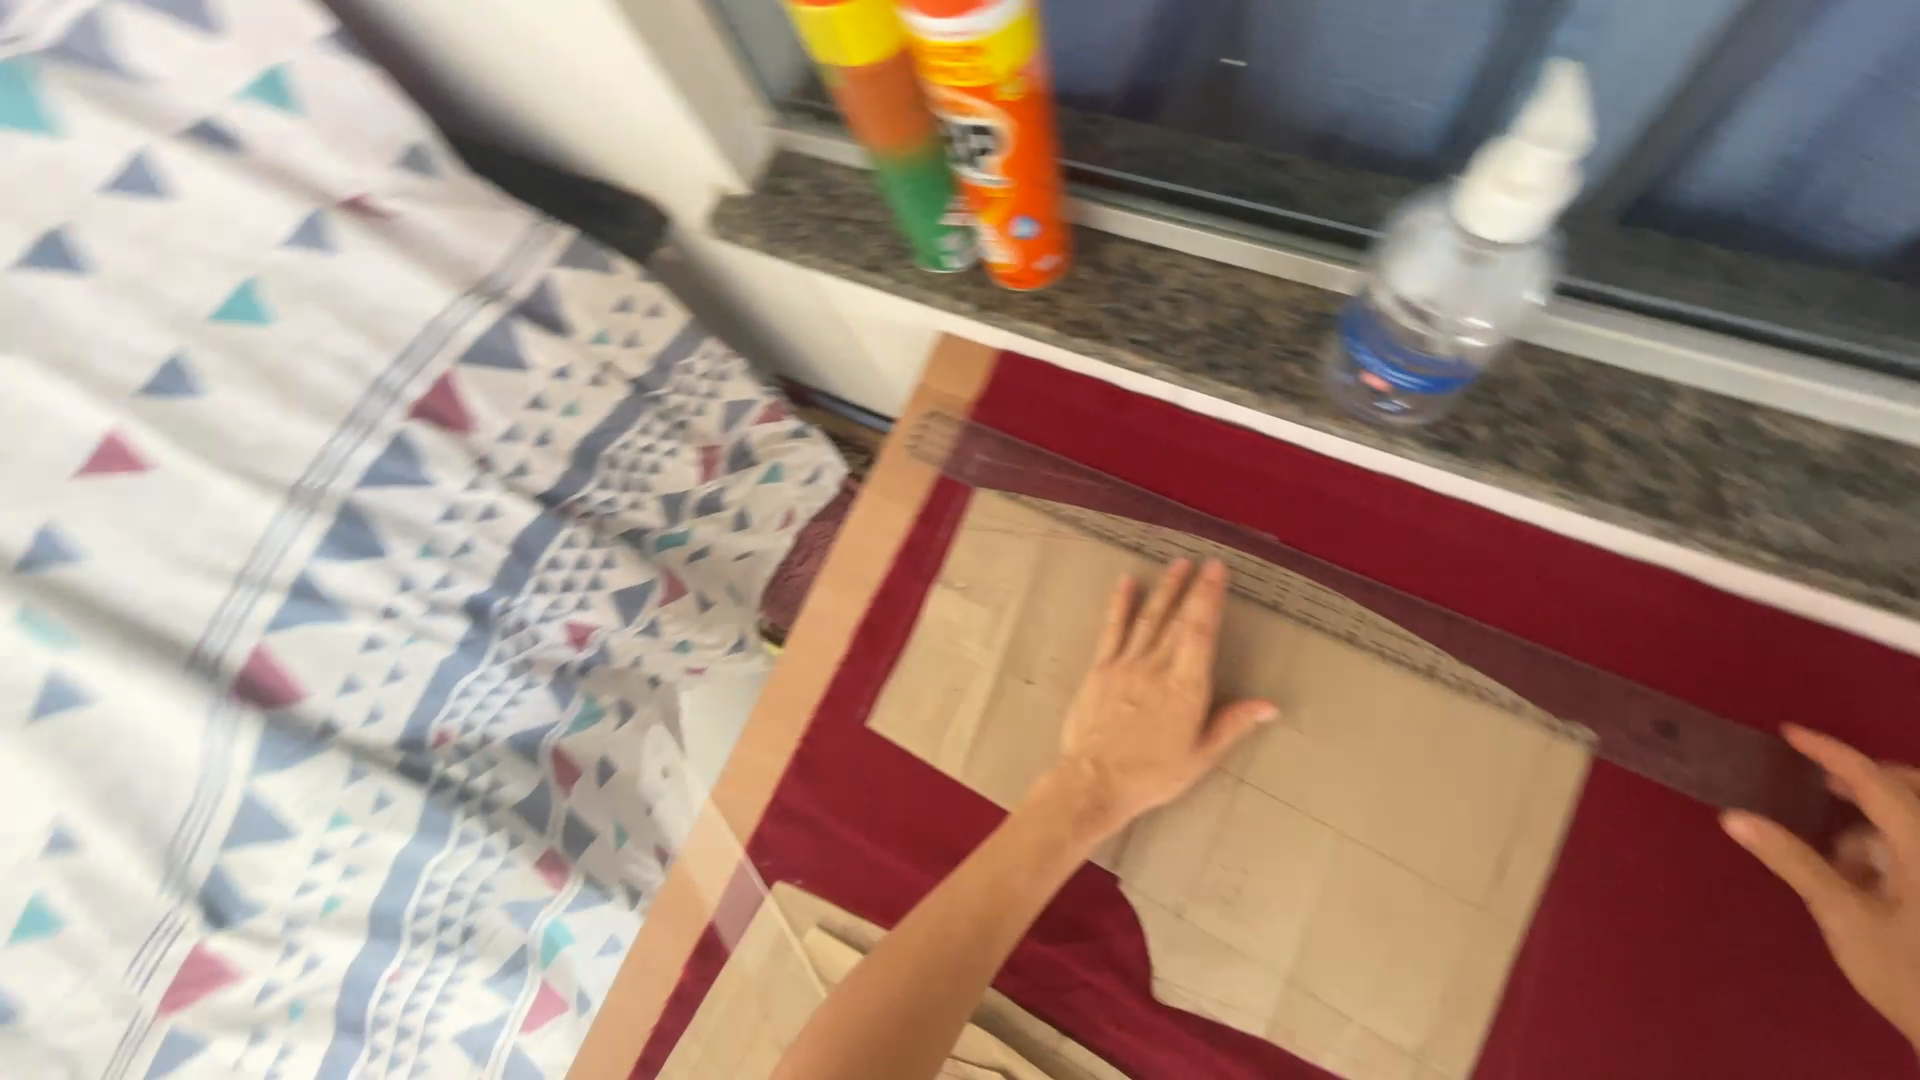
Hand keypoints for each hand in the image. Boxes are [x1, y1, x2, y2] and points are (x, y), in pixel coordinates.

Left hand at [1037, 558, 1277, 841]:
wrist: (1094, 781)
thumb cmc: (1151, 776)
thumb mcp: (1200, 756)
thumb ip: (1232, 724)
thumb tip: (1269, 705)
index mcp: (1185, 688)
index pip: (1201, 632)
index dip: (1210, 598)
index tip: (1217, 571)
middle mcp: (1156, 668)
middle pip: (1177, 620)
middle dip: (1192, 587)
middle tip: (1203, 561)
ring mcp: (1125, 665)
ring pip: (1148, 618)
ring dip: (1164, 590)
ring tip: (1176, 564)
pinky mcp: (1100, 669)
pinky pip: (1112, 630)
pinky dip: (1120, 604)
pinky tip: (1125, 583)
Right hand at [1723, 725, 1919, 1049]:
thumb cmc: (1911, 973)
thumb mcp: (1845, 917)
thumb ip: (1795, 861)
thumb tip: (1733, 815)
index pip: (1877, 783)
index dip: (1832, 753)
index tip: (1790, 733)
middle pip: (1912, 792)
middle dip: (1865, 781)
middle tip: (1816, 785)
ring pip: (1918, 821)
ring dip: (1879, 822)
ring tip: (1842, 854)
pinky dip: (1897, 846)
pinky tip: (1872, 878)